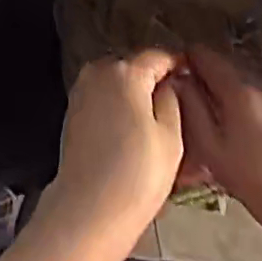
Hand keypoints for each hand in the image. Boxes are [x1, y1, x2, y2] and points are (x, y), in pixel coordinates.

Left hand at [0, 49, 183, 260]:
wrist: (89, 204)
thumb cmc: (137, 174)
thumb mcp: (171, 138)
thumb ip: (172, 100)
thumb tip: (169, 84)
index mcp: (126, 72)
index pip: (157, 56)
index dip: (176, 63)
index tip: (189, 71)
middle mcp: (99, 70)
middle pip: (134, 66)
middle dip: (152, 78)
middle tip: (174, 99)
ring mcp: (82, 86)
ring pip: (116, 80)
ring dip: (133, 92)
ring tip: (153, 118)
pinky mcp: (73, 105)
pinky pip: (102, 94)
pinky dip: (117, 103)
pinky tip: (129, 127)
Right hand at [176, 44, 261, 260]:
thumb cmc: (256, 185)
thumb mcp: (210, 148)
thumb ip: (190, 105)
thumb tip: (180, 79)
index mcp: (240, 91)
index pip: (204, 53)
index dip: (189, 63)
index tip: (184, 78)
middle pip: (226, 64)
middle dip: (211, 79)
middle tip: (205, 107)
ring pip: (247, 77)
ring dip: (234, 89)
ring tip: (231, 123)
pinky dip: (255, 101)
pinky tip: (256, 131)